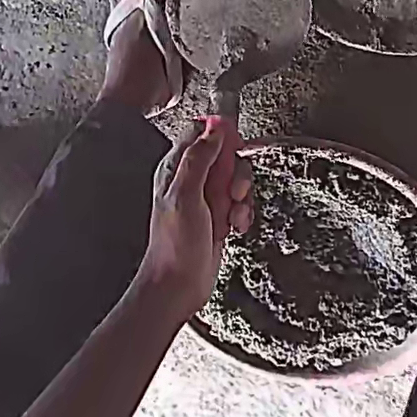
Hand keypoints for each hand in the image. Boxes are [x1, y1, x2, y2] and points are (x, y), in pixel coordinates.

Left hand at [135, 116, 254, 317]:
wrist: (178, 286)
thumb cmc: (174, 245)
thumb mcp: (185, 195)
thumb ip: (199, 159)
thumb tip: (214, 130)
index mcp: (176, 168)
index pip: (201, 133)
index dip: (221, 136)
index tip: (233, 149)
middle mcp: (191, 180)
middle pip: (226, 156)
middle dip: (236, 172)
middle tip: (233, 191)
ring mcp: (206, 198)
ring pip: (236, 179)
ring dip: (241, 196)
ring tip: (232, 213)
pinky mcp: (219, 215)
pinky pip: (240, 202)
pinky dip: (242, 212)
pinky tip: (234, 225)